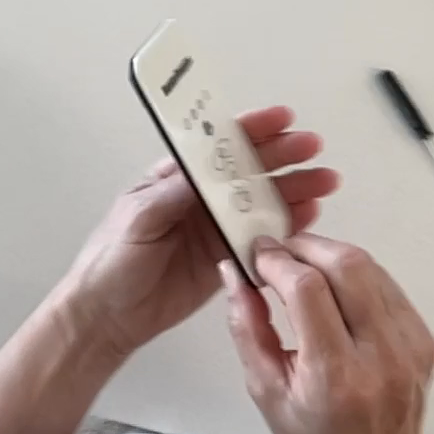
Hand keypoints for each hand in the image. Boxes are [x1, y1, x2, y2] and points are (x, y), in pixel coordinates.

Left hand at [56, 106, 339, 359]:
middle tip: (313, 148)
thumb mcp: (139, 216)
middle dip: (282, 155)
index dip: (250, 128)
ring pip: (261, 201)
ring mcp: (215, 226)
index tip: (281, 118)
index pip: (217, 144)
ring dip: (293, 189)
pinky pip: (261, 238)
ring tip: (324, 182)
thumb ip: (175, 194)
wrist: (108, 314)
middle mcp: (200, 196)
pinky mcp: (225, 257)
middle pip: (248, 169)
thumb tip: (208, 171)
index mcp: (176, 176)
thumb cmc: (113, 257)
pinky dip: (287, 227)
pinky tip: (309, 216)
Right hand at [222, 235, 433, 433]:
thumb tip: (233, 272)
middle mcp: (381, 359)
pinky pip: (384, 282)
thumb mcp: (265, 392)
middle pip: (345, 265)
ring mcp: (409, 347)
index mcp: (337, 378)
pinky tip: (332, 285)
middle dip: (303, 246)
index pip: (307, 290)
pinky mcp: (423, 339)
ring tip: (300, 265)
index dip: (276, 261)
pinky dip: (352, 272)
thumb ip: (246, 327)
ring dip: (327, 253)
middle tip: (278, 253)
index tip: (256, 255)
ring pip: (367, 265)